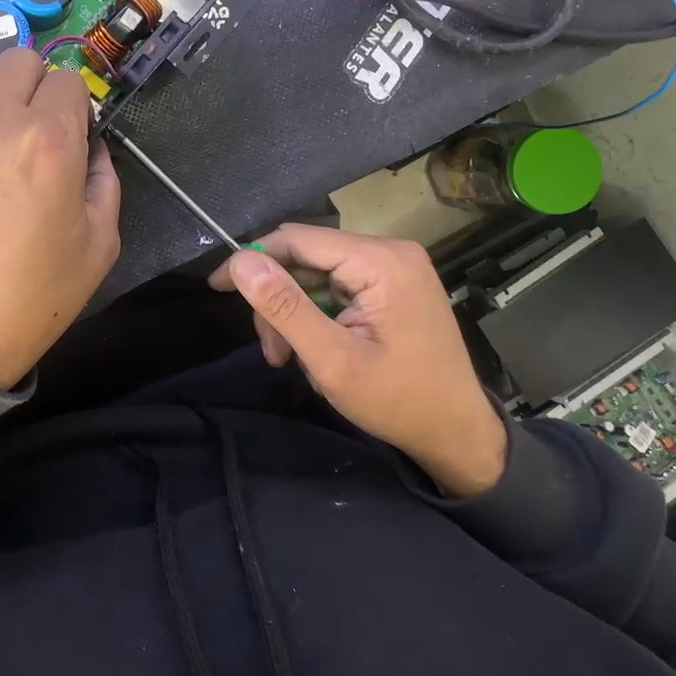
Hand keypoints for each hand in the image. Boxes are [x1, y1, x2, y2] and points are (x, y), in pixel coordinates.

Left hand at [0, 49, 120, 389]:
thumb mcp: (101, 243)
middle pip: (19, 60)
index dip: (74, 110)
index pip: (69, 80)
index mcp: (49, 139)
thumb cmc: (34, 296)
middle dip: (34, 90)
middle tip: (30, 137)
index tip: (69, 140)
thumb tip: (90, 147)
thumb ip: (105, 178)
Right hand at [208, 225, 505, 496]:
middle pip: (305, 258)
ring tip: (292, 361)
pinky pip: (336, 288)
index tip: (217, 288)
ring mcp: (394, 269)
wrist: (458, 435)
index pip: (296, 240)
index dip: (252, 259)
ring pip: (315, 276)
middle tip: (272, 352)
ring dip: (294, 316)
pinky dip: (316, 318)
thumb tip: (240, 261)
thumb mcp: (332, 360)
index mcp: (381, 261)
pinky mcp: (393, 286)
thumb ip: (284, 307)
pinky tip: (317, 353)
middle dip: (278, 302)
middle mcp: (390, 252)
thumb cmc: (399, 401)